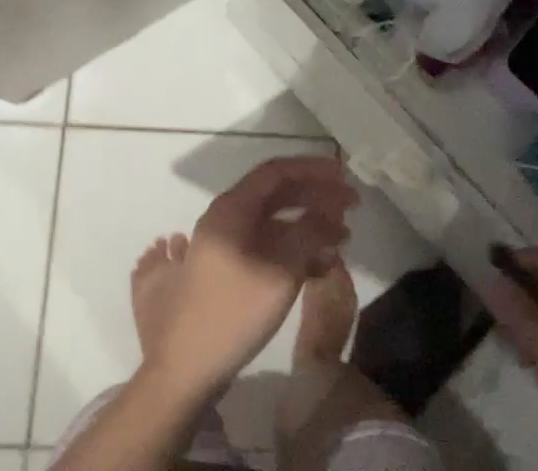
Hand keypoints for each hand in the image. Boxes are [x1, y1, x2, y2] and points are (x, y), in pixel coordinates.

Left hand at [145, 156, 357, 394]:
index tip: (345, 175)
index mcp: (231, 209)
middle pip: (276, 195)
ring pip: (274, 224)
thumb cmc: (233, 313)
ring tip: (343, 240)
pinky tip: (321, 266)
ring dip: (309, 227)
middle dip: (315, 197)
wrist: (185, 366)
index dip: (312, 169)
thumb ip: (309, 234)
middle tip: (352, 206)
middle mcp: (226, 220)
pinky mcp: (229, 272)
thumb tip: (331, 210)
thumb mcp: (280, 271)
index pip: (275, 172)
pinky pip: (267, 248)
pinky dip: (295, 250)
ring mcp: (226, 246)